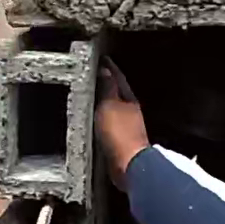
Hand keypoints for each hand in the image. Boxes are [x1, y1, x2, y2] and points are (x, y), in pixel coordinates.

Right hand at [97, 58, 148, 186]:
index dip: (111, 68)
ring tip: (94, 94)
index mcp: (129, 100)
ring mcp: (127, 126)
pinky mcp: (121, 140)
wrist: (129, 164)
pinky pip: (111, 122)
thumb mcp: (109, 106)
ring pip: (115, 107)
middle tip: (97, 72)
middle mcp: (130, 111)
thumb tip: (105, 71)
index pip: (118, 78)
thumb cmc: (119, 134)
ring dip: (106, 99)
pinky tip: (96, 120)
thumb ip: (107, 89)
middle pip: (119, 92)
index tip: (103, 58)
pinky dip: (104, 116)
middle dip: (109, 82)